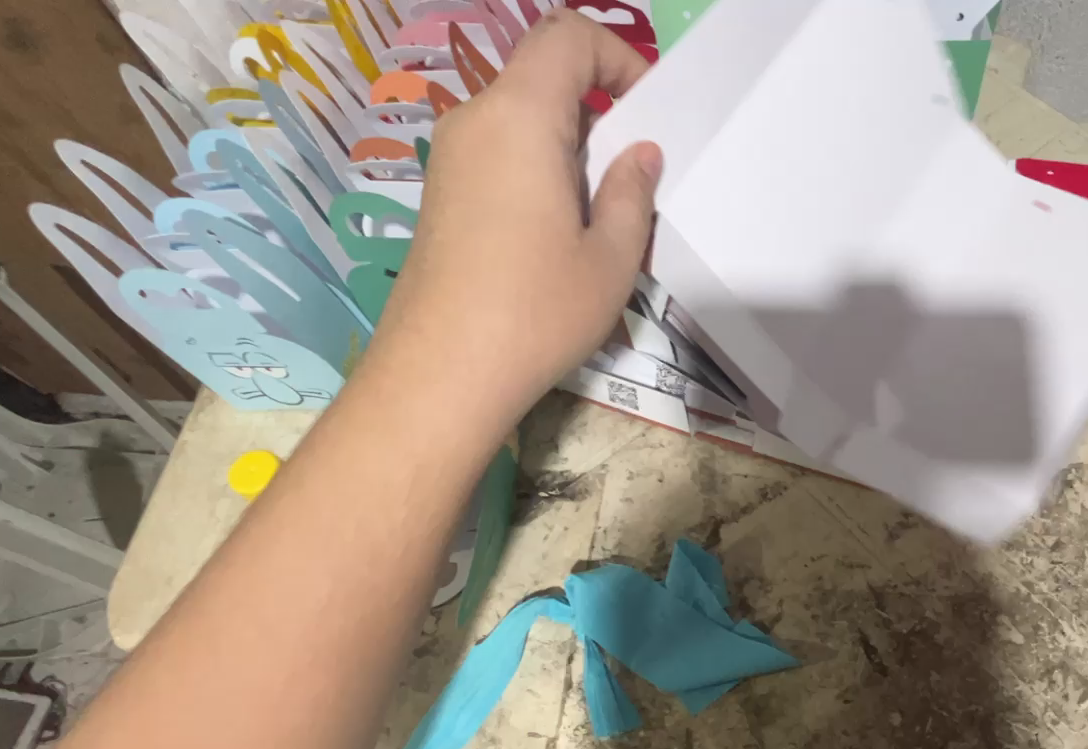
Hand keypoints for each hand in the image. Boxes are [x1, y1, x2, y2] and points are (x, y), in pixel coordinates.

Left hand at [372, 11, 662, 412]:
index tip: (647, 109)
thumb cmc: (538, 311)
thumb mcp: (610, 259)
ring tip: (596, 217)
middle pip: (541, 78)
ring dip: (567, 148)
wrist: (444, 372)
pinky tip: (554, 236)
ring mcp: (449, 159)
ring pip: (519, 121)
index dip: (617, 56)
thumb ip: (631, 193)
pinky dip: (536, 171)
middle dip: (596, 109)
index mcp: (520, 116)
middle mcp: (475, 120)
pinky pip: (497, 156)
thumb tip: (640, 153)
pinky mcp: (440, 196)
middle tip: (630, 178)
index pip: (568, 38)